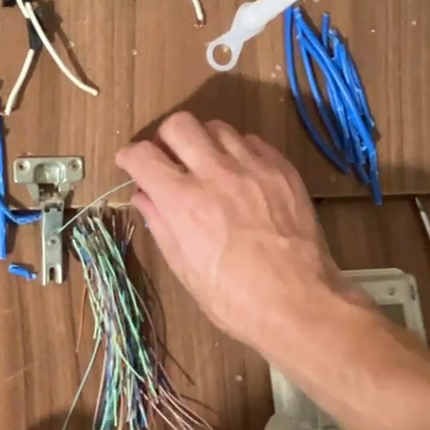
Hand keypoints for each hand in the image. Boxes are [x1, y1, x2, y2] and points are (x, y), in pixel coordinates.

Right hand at [115, 112, 344, 349]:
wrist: (301, 304)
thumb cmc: (236, 300)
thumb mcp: (185, 270)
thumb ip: (161, 225)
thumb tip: (143, 197)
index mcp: (185, 203)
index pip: (143, 156)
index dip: (129, 156)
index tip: (130, 163)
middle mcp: (217, 174)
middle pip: (179, 125)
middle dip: (165, 138)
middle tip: (169, 160)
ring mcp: (254, 168)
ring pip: (217, 127)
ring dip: (203, 142)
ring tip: (207, 166)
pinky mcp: (282, 170)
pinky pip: (252, 141)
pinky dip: (237, 151)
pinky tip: (239, 174)